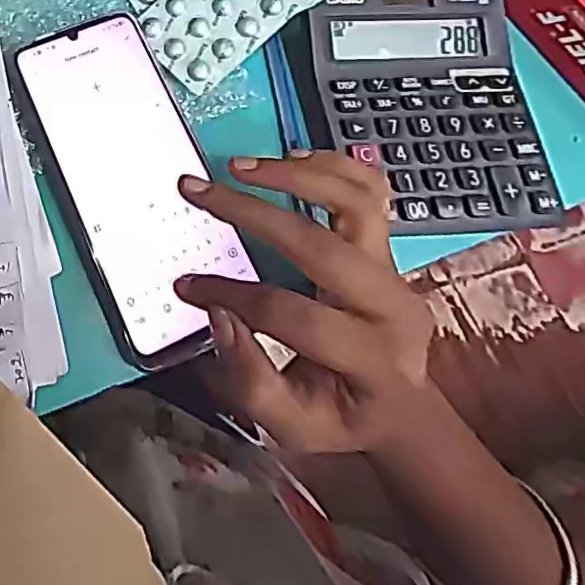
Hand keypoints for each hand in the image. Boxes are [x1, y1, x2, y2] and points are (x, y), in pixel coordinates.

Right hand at [172, 151, 439, 456]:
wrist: (398, 403)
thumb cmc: (339, 415)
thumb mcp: (292, 425)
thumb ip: (251, 381)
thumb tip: (218, 314)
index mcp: (372, 357)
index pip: (290, 313)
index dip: (229, 295)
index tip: (186, 286)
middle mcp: (392, 305)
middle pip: (321, 245)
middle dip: (251, 213)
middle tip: (198, 192)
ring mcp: (396, 268)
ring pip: (356, 200)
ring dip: (294, 175)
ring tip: (239, 166)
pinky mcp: (387, 246)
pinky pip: (370, 189)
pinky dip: (331, 164)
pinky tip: (289, 159)